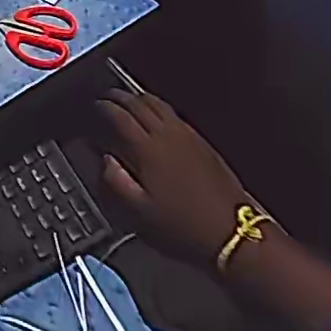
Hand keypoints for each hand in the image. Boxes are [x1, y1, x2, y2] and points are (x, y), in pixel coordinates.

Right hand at [96, 90, 251, 261]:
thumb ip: (116, 181)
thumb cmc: (184, 224)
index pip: (120, 116)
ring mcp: (188, 138)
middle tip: (108, 97)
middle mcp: (167, 137)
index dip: (105, 107)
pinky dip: (161, 108)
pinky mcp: (204, 144)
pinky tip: (159, 116)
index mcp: (148, 150)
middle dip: (120, 96)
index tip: (96, 105)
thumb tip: (106, 160)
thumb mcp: (141, 211)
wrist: (233, 233)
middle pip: (139, 104)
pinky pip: (176, 115)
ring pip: (160, 105)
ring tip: (131, 98)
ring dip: (141, 98)